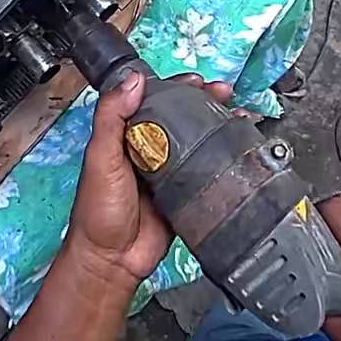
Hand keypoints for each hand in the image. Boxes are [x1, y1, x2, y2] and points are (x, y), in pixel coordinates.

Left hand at [66, 72, 232, 296]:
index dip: (177, 87)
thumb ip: (111, 117)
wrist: (112, 261)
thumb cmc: (99, 209)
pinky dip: (225, 154)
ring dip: (219, 122)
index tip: (198, 80)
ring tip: (239, 112)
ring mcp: (172, 169)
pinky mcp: (187, 190)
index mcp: (129, 134)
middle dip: (206, 101)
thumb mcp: (100, 157)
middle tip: (225, 92)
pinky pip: (208, 167)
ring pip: (199, 138)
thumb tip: (134, 79)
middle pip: (183, 115)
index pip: (155, 100)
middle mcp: (152, 147)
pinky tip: (241, 144)